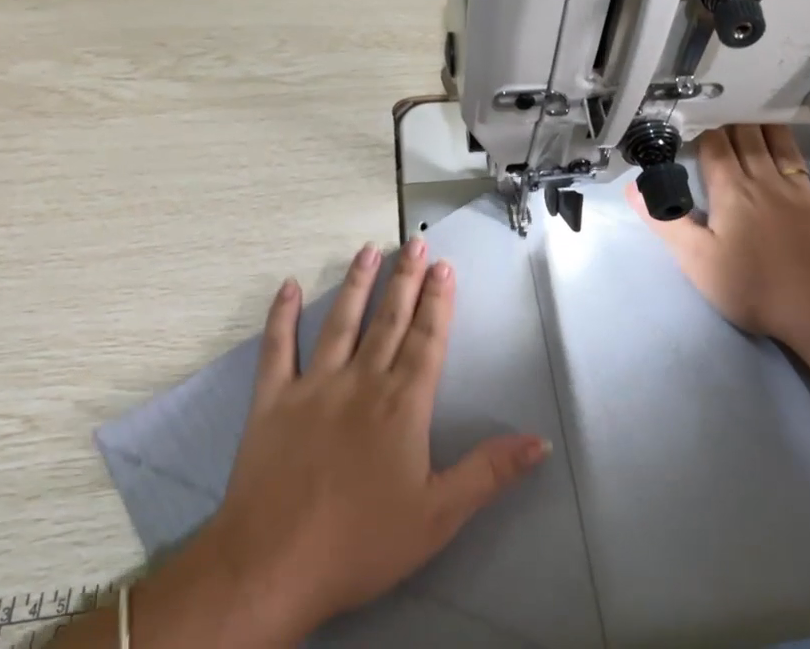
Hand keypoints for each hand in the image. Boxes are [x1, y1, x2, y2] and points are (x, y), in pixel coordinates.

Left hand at [192, 239, 549, 641]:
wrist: (272, 566)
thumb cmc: (361, 543)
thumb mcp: (438, 516)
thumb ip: (489, 472)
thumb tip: (539, 442)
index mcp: (402, 406)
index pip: (426, 340)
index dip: (438, 302)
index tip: (444, 267)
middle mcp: (360, 383)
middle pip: (388, 321)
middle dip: (405, 280)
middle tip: (415, 242)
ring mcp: (312, 388)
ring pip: (340, 323)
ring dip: (357, 284)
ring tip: (369, 249)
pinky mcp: (270, 403)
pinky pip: (277, 349)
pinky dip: (282, 316)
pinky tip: (290, 287)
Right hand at [628, 124, 809, 343]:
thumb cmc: (752, 286)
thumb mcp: (696, 259)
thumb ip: (666, 221)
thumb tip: (635, 187)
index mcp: (732, 191)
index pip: (716, 150)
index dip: (706, 133)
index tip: (697, 121)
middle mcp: (767, 182)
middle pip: (751, 142)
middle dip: (737, 124)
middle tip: (729, 111)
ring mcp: (805, 195)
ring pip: (787, 152)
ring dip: (776, 132)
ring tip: (767, 117)